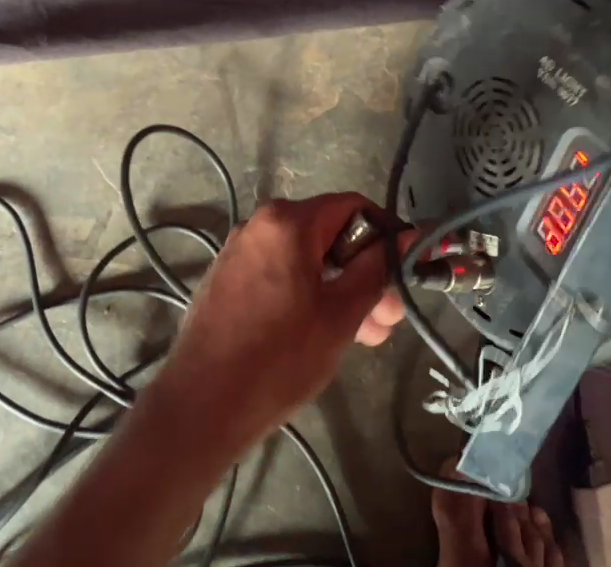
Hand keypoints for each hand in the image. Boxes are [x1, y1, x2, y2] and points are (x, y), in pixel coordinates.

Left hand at [146, 193, 407, 447]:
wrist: (204, 404)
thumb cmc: (280, 356)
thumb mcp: (342, 313)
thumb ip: (378, 268)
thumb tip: (407, 235)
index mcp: (287, 220)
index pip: (354, 207)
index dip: (387, 235)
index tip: (405, 272)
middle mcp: (259, 224)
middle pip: (330, 234)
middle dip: (366, 273)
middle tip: (389, 319)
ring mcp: (239, 252)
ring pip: (307, 259)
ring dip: (342, 290)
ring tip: (366, 336)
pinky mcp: (228, 280)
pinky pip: (281, 274)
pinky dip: (309, 295)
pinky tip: (326, 333)